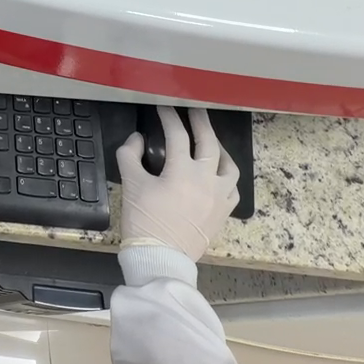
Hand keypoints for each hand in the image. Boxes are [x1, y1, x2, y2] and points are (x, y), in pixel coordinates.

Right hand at [116, 106, 240, 261]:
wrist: (161, 257)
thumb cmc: (144, 219)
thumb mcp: (130, 183)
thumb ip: (130, 154)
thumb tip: (137, 139)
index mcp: (182, 170)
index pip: (177, 134)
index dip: (168, 116)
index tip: (162, 106)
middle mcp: (207, 180)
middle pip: (209, 143)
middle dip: (201, 123)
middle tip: (194, 110)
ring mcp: (219, 197)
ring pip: (229, 165)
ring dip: (220, 149)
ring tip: (210, 141)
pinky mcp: (223, 213)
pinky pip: (232, 188)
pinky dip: (225, 176)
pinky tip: (216, 174)